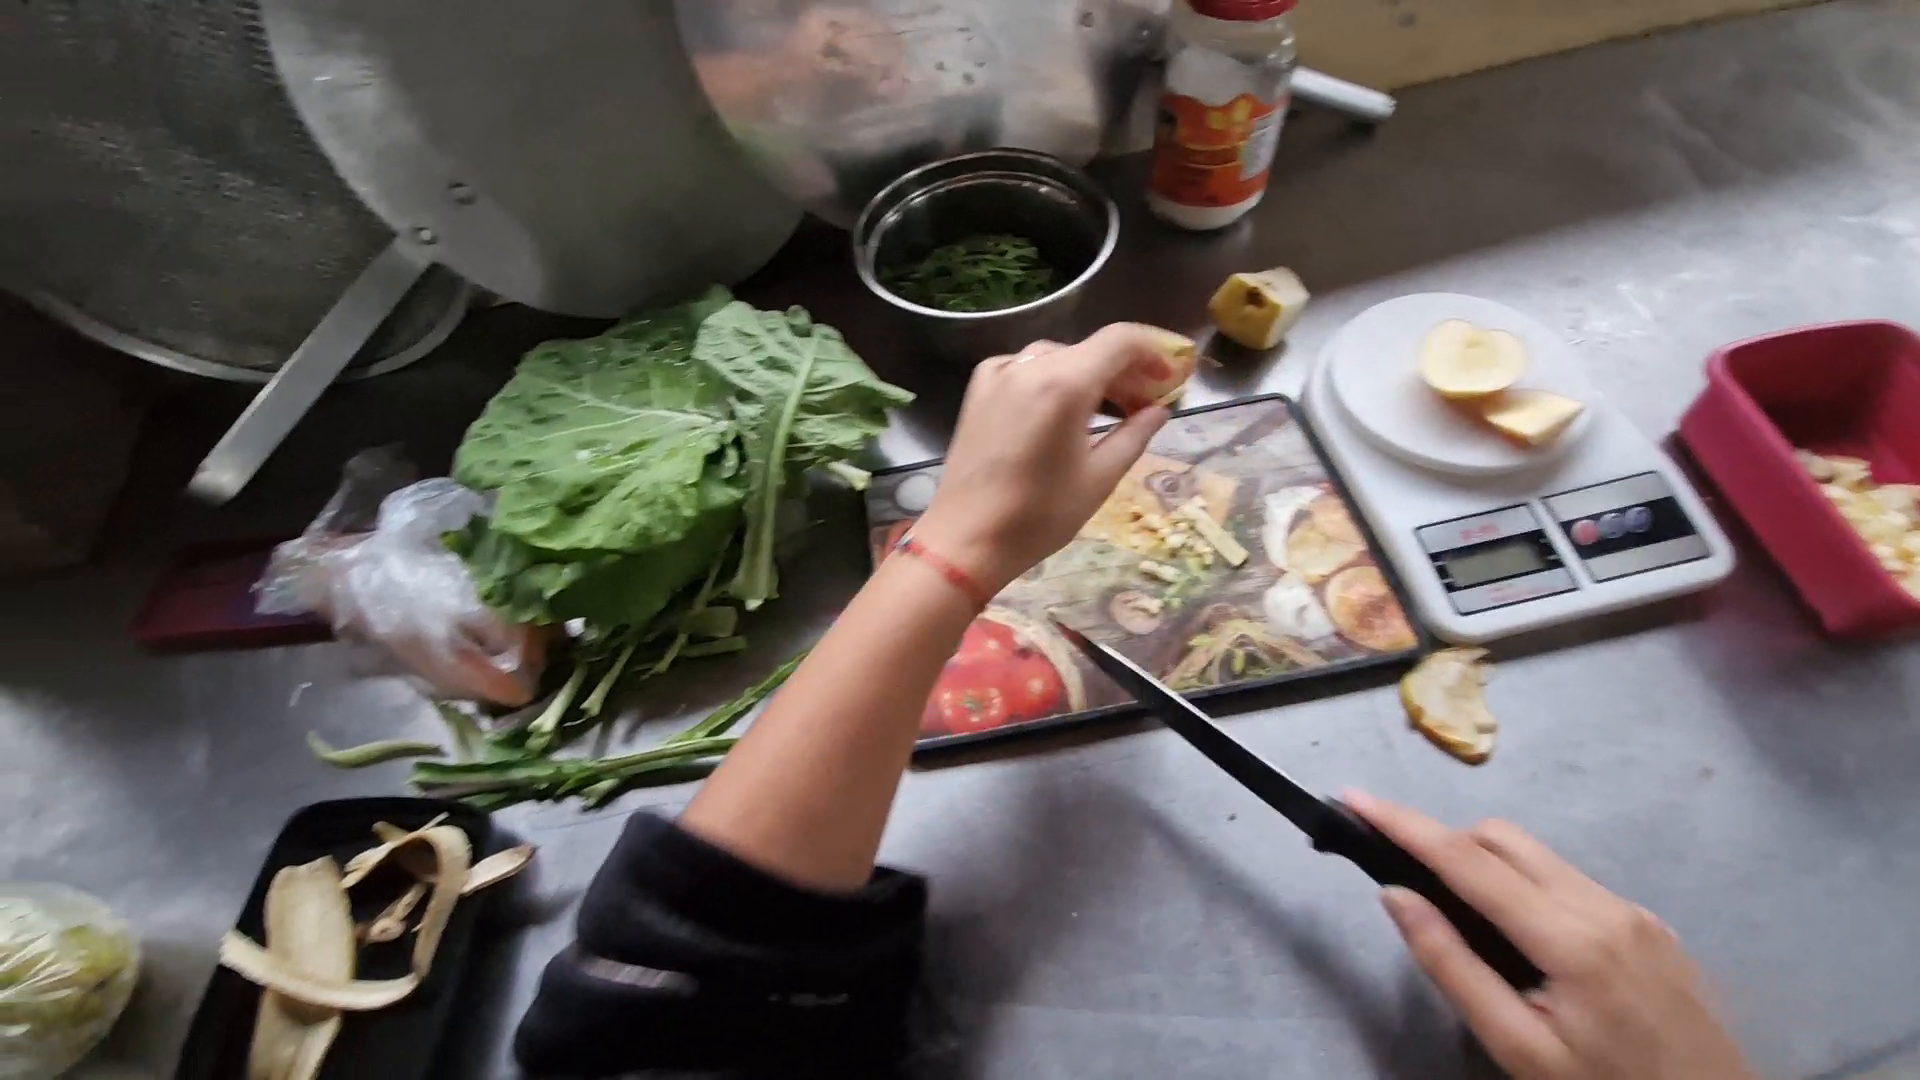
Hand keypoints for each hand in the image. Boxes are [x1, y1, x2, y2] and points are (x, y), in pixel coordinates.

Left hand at [910, 324, 1176, 591]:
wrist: (966, 538)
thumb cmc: (1038, 517)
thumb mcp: (1098, 479)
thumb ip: (1134, 435)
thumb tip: (1159, 410)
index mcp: (1064, 384)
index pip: (1121, 340)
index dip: (1154, 351)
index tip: (1172, 376)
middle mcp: (1029, 367)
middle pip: (1090, 349)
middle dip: (1124, 370)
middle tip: (1147, 403)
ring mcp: (998, 376)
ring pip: (1057, 358)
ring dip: (1089, 374)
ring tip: (1109, 410)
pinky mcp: (978, 392)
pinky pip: (1024, 369)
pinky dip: (1051, 379)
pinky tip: (1060, 408)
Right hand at [1346, 792, 1753, 1079]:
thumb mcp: (1519, 1048)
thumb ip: (1451, 965)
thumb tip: (1395, 894)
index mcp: (1571, 939)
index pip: (1466, 859)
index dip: (1403, 823)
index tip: (1354, 798)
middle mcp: (1606, 907)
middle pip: (1500, 838)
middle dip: (1443, 841)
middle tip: (1408, 876)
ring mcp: (1636, 913)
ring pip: (1534, 854)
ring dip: (1483, 862)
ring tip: (1462, 912)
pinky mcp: (1651, 926)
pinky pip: (1566, 879)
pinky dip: (1523, 884)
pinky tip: (1520, 934)